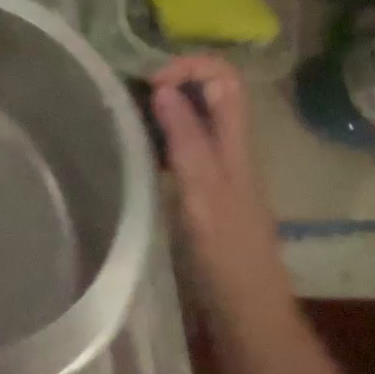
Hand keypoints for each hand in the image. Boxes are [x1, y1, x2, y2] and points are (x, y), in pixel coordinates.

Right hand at [150, 56, 288, 298]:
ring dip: (165, 107)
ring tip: (126, 118)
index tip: (152, 85)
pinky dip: (161, 136)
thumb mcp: (203, 190)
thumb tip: (164, 88)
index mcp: (236, 142)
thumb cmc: (227, 250)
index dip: (190, 66)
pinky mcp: (204, 189)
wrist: (247, 307)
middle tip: (132, 99)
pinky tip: (136, 153)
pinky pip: (184, 145)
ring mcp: (218, 168)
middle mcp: (230, 147)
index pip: (226, 76)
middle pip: (211, 91)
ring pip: (196, 117)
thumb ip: (186, 139)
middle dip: (173, 80)